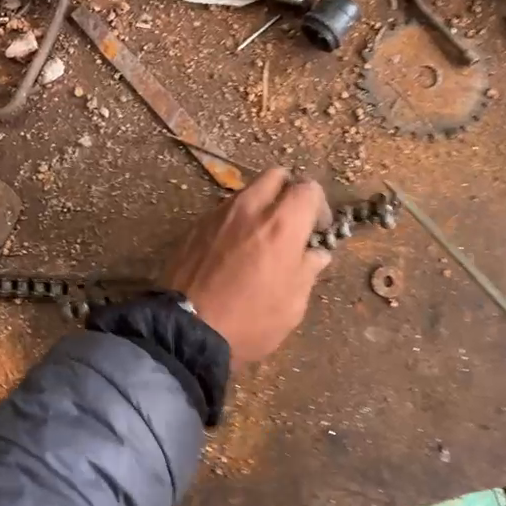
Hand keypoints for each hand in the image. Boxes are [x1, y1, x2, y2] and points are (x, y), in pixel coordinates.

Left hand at [162, 169, 330, 366]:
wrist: (186, 331)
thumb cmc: (250, 321)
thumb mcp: (293, 304)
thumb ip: (308, 270)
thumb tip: (316, 253)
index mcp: (282, 224)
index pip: (308, 188)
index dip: (319, 206)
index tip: (317, 230)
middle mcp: (250, 208)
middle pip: (276, 174)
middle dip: (289, 192)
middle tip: (291, 222)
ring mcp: (219, 214)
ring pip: (248, 191)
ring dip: (261, 205)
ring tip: (260, 239)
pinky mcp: (196, 226)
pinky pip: (224, 211)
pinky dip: (236, 221)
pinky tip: (233, 251)